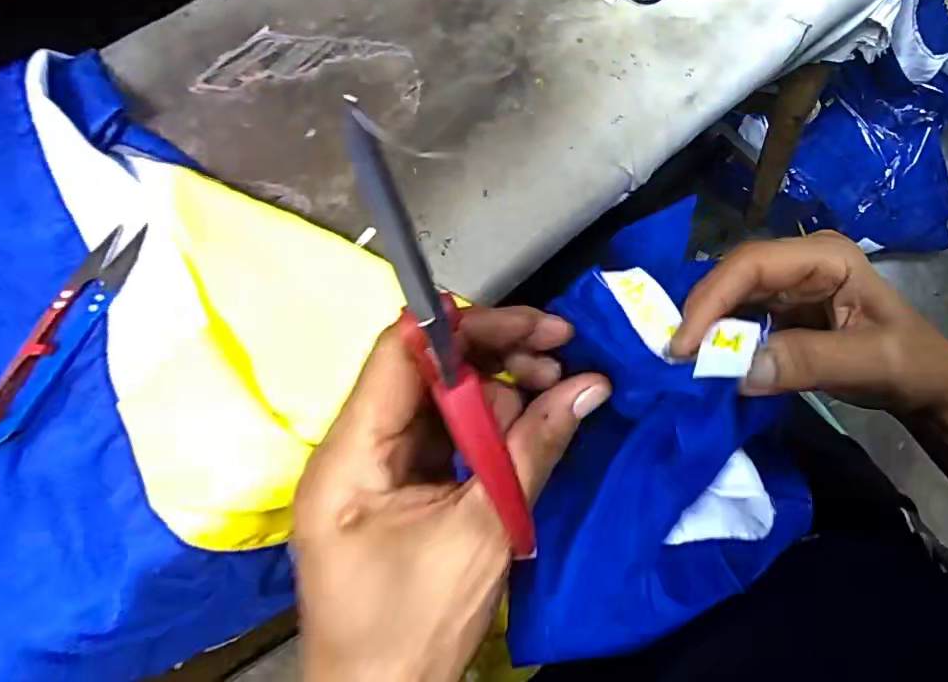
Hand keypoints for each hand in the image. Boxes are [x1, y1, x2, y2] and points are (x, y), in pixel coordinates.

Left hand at [293, 307, 609, 681]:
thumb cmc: (415, 620)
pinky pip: (461, 424)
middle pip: (433, 367)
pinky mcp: (415, 477)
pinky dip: (505, 414)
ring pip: (454, 392)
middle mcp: (364, 448)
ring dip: (511, 384)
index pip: (401, 355)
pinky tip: (537, 421)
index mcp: (353, 458)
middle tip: (562, 353)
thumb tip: (594, 384)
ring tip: (556, 394)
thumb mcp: (486, 526)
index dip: (467, 327)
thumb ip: (538, 445)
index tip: (536, 327)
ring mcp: (389, 463)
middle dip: (502, 351)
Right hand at [673, 232, 947, 414]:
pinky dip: (721, 341)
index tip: (683, 346)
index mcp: (828, 255)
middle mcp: (805, 261)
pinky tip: (704, 365)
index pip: (756, 262)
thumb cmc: (909, 360)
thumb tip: (736, 368)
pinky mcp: (787, 313)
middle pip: (737, 275)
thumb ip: (807, 362)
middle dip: (702, 312)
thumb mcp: (867, 361)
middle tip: (669, 360)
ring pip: (734, 297)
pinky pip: (743, 320)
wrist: (927, 379)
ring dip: (706, 328)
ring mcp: (794, 286)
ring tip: (676, 365)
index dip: (713, 297)